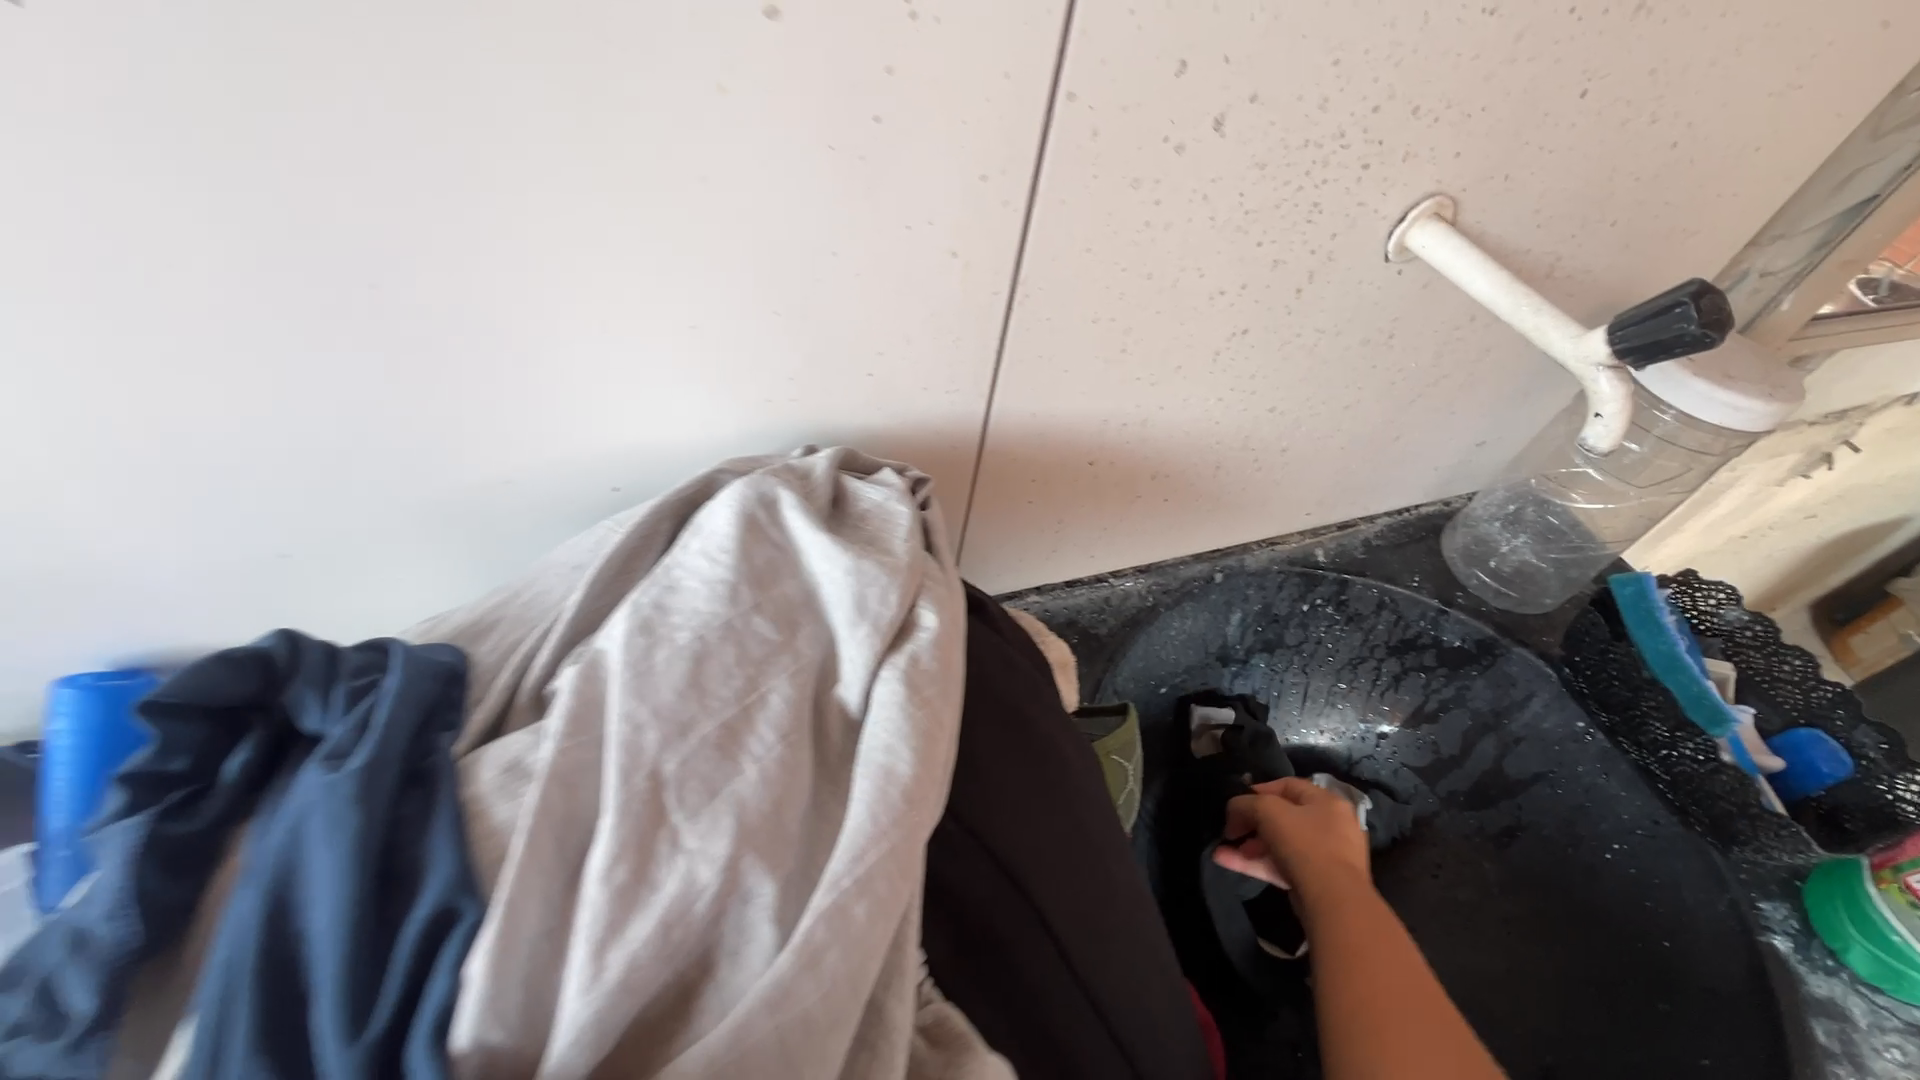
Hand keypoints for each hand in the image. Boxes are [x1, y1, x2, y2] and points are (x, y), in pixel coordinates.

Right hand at [1212, 776, 1370, 897]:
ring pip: (1280, 844)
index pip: (1288, 786)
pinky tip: (1226, 861)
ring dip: (1248, 845)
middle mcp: (1330, 826)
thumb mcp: (1268, 811)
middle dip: (1250, 823)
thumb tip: (1233, 809)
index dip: (1258, 790)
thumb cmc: (1304, 843)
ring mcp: (1325, 856)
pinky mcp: (1316, 881)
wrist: (1333, 900)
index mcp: (1326, 802)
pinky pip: (1282, 866)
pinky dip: (1256, 863)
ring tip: (1222, 850)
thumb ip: (1245, 803)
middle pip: (1282, 817)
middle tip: (1230, 830)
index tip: (1236, 802)